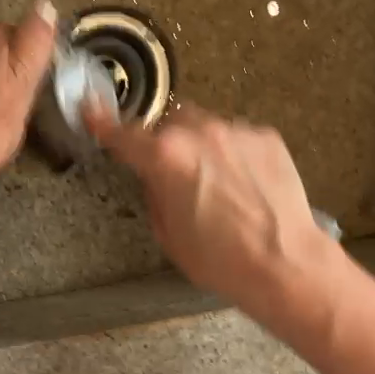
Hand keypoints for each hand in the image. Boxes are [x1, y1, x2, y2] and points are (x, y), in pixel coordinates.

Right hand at [87, 102, 344, 313]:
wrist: (282, 262)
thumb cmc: (221, 260)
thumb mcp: (170, 236)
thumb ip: (155, 196)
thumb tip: (154, 179)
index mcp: (166, 158)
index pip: (124, 135)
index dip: (104, 124)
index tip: (92, 112)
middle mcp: (200, 133)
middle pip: (169, 124)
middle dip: (165, 144)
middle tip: (173, 176)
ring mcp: (237, 131)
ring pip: (206, 128)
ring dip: (201, 148)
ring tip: (216, 188)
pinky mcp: (266, 137)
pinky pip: (237, 137)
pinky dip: (232, 155)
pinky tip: (243, 188)